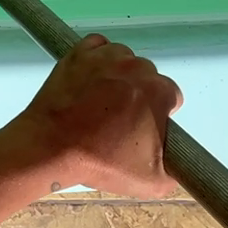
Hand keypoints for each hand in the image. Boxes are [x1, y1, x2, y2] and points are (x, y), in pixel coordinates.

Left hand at [13, 33, 182, 198]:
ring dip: (118, 73)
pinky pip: (97, 45)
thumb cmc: (101, 161)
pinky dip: (97, 56)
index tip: (143, 125)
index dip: (160, 112)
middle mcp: (134, 66)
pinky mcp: (77, 53)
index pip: (171, 95)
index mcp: (158, 91)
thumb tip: (177, 164)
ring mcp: (103, 56)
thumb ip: (175, 170)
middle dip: (138, 92)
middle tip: (120, 115)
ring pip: (123, 58)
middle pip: (147, 75)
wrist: (50, 146)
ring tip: (103, 97)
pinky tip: (92, 75)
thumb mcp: (154, 182)